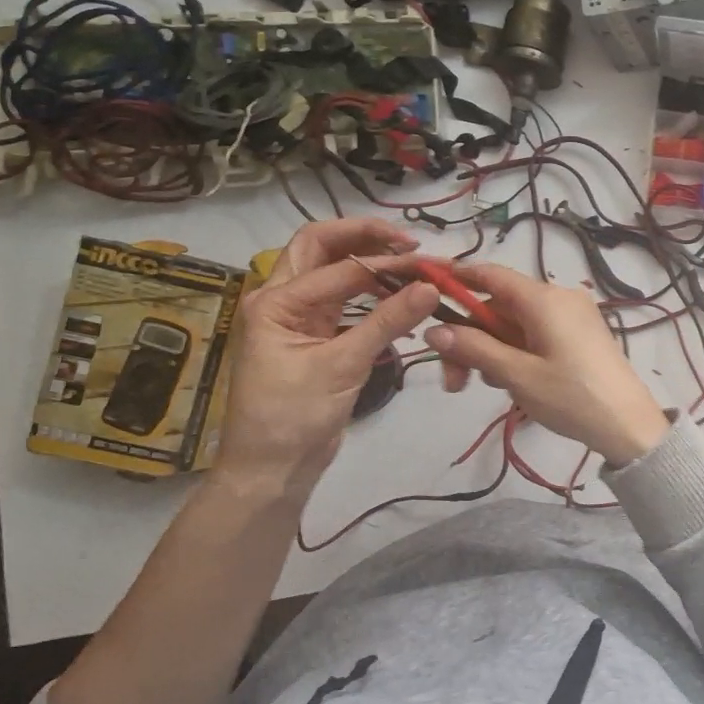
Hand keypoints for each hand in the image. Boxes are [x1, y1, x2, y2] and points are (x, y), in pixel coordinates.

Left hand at [216, 219, 439, 491]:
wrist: (272, 466)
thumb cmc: (293, 416)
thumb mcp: (342, 366)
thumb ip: (387, 322)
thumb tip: (430, 287)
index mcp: (275, 302)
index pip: (340, 267)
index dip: (387, 261)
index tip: (429, 263)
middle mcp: (281, 300)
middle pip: (320, 248)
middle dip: (363, 236)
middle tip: (409, 240)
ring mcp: (298, 318)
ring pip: (332, 272)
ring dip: (368, 262)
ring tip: (410, 264)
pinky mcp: (316, 338)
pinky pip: (344, 302)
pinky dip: (371, 293)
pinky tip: (400, 298)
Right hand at [421, 262, 669, 465]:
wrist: (628, 424)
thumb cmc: (572, 396)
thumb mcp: (517, 375)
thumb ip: (474, 349)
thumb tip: (434, 331)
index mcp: (544, 299)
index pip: (490, 275)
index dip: (455, 279)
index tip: (423, 289)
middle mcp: (560, 298)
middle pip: (499, 306)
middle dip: (471, 338)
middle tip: (454, 381)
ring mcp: (573, 317)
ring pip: (516, 324)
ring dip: (492, 350)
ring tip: (488, 387)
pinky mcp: (581, 336)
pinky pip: (537, 334)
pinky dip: (517, 352)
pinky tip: (512, 382)